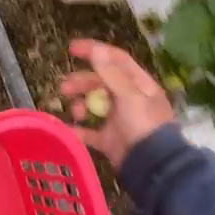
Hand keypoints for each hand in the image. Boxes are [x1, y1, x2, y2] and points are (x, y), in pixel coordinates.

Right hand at [60, 39, 176, 170]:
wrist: (151, 166)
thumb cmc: (143, 125)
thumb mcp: (129, 96)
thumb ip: (110, 74)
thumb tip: (96, 49)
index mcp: (139, 85)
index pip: (116, 60)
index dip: (94, 51)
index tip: (72, 48)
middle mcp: (129, 99)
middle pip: (100, 83)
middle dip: (81, 82)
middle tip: (64, 87)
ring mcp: (119, 120)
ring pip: (93, 106)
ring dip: (80, 106)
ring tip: (76, 112)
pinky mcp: (110, 139)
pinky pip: (90, 131)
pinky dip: (78, 130)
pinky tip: (68, 128)